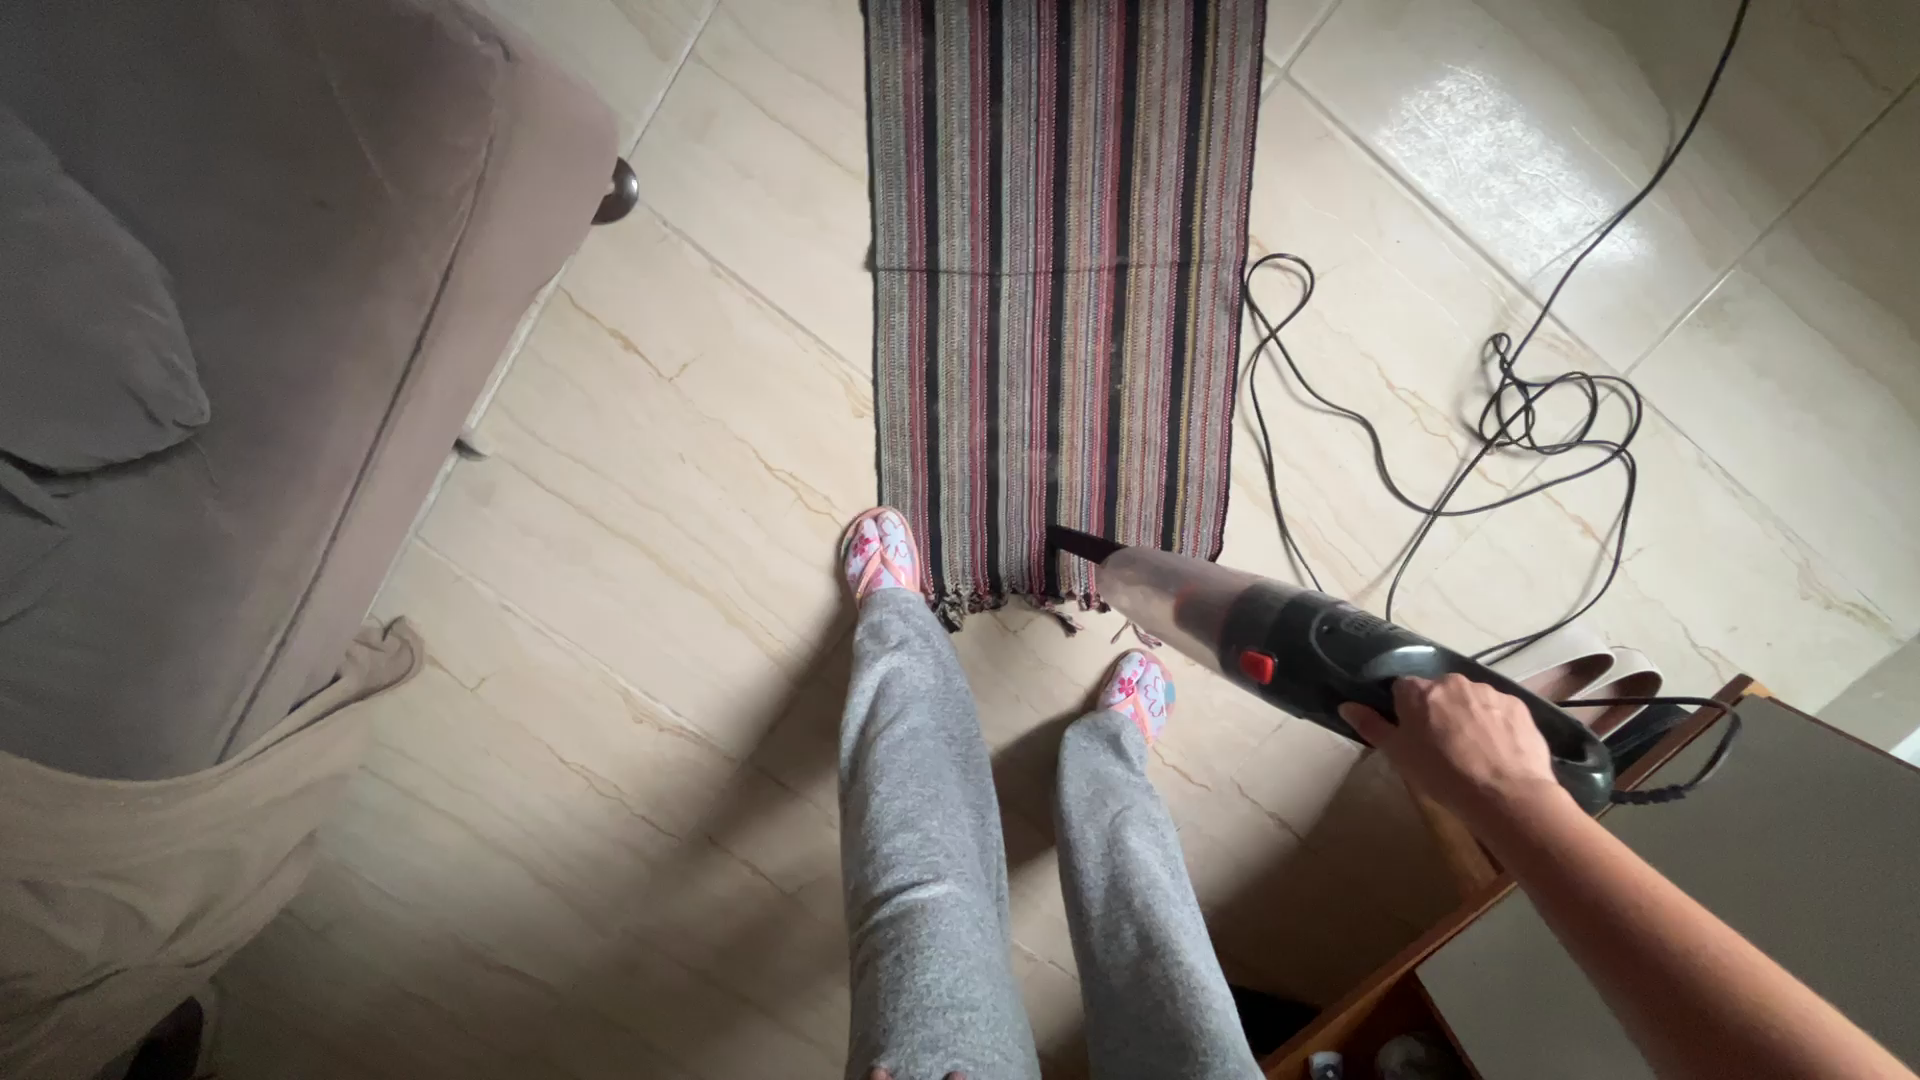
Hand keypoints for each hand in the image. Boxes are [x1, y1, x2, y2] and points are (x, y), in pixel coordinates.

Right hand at [1338, 674, 1567, 824]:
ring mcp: (1489, 692)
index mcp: (1418, 690)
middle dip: (1438, 710)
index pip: (1402, 689)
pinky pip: (1500, 710)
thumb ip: (1370, 725)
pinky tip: (1498, 750)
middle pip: (1439, 691)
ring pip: (1470, 699)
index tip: (1412, 733)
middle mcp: (1452, 682)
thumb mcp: (1397, 753)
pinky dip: (1496, 724)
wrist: (1506, 795)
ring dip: (1468, 715)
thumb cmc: (1441, 773)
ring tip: (1474, 749)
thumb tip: (1346, 706)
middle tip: (1442, 743)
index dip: (1405, 710)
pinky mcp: (1520, 707)